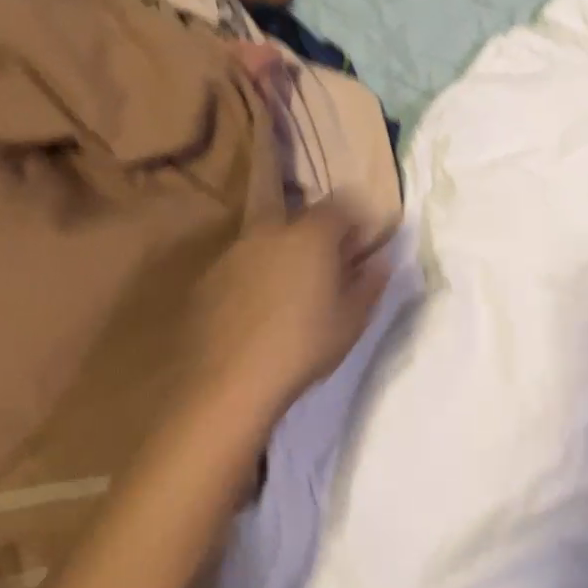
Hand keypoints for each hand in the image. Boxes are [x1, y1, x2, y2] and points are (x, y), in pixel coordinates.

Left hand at [190, 199, 392, 416]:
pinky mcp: (208, 280)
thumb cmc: (305, 345)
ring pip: (268, 241)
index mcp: (311, 236)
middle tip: (330, 268)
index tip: (362, 246)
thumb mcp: (353, 319)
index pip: (340, 206)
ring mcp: (233, 254)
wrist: (230, 382)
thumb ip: (370, 283)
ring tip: (294, 292)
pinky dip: (257, 276)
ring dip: (285, 255)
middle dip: (318, 236)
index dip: (355, 222)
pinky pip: (243, 265)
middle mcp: (270, 233)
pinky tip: (261, 311)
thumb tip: (380, 262)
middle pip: (300, 219)